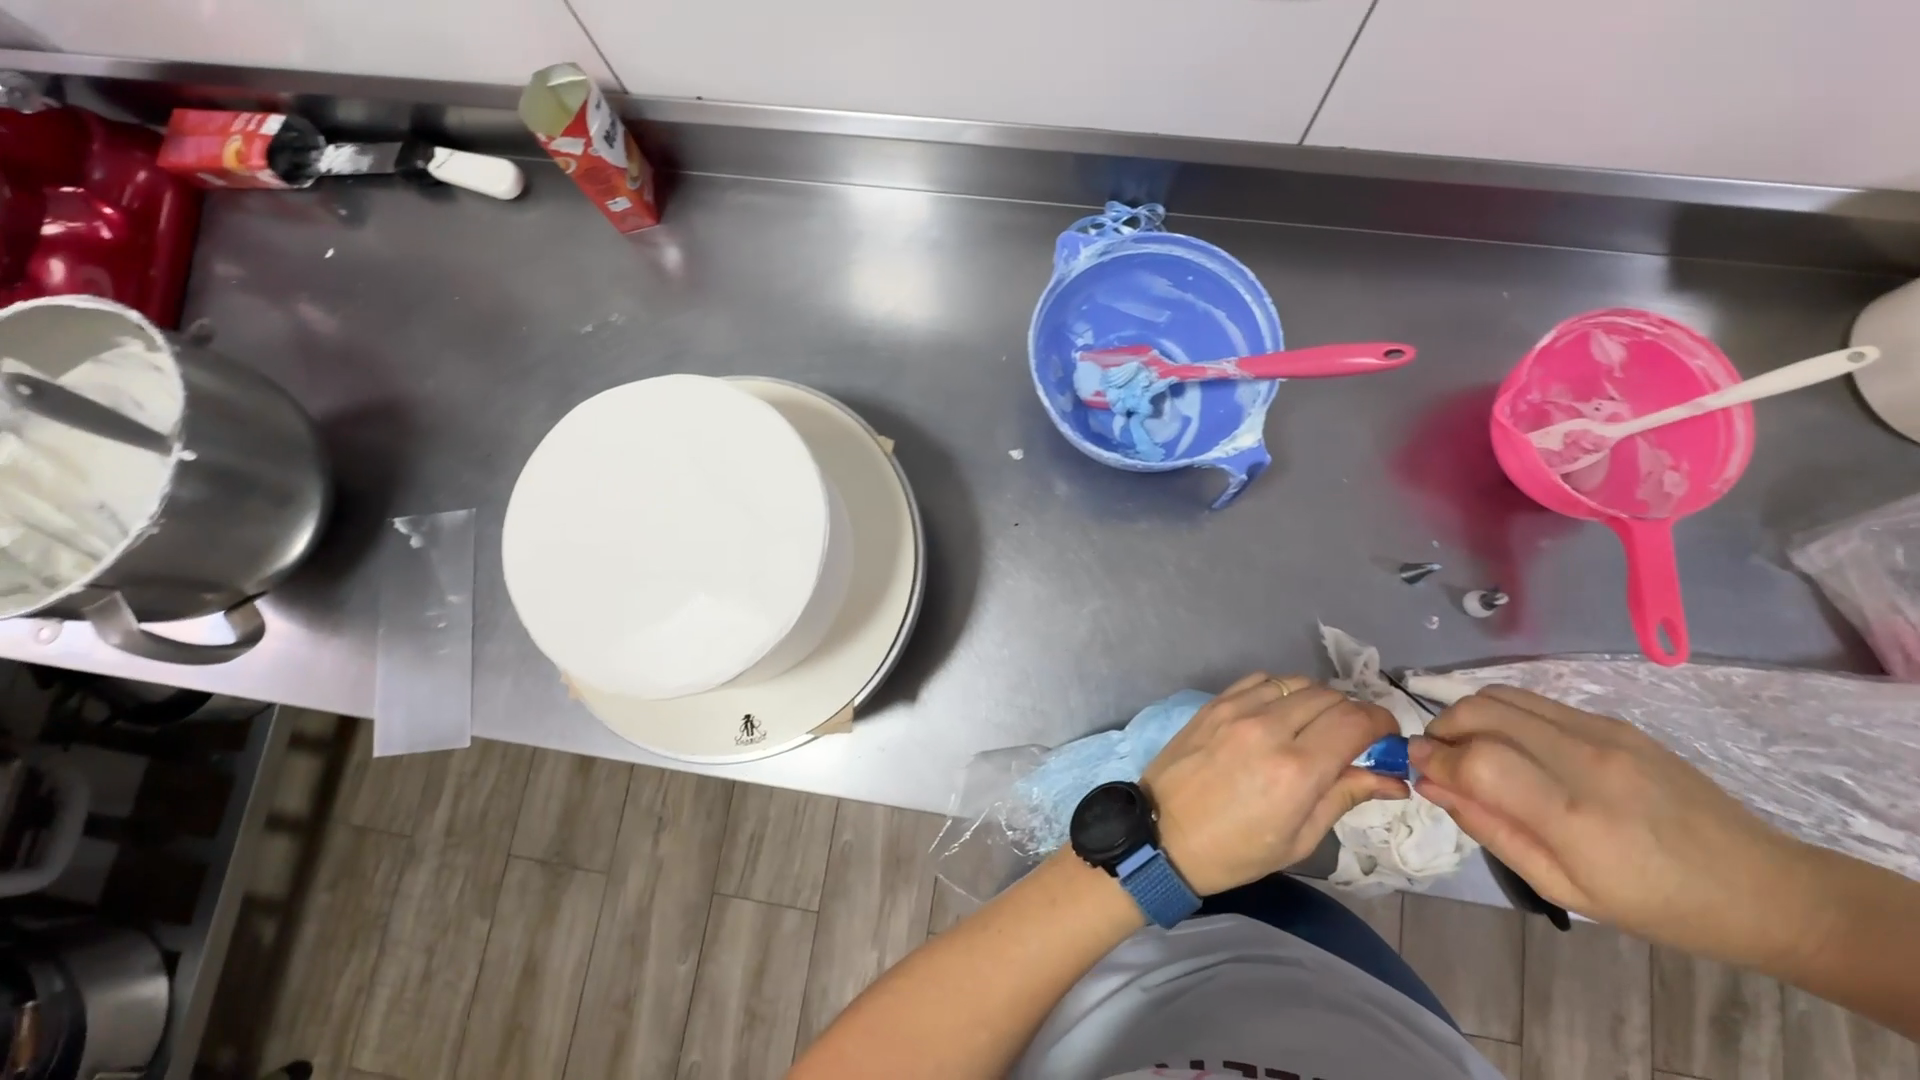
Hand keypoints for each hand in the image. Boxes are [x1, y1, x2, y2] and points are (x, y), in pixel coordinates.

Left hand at [1141, 673, 1405, 895]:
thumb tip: (1393, 778)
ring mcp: (1237, 711)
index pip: (1357, 721)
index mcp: (1297, 770)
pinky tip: (1280, 713)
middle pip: (1331, 697)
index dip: (1382, 724)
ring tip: (1316, 726)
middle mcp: (1269, 729)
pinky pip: (1261, 680)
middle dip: (1352, 714)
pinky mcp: (1214, 704)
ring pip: (1297, 682)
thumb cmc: (1233, 852)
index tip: (1387, 738)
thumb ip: (1345, 797)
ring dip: (1318, 700)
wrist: (1161, 837)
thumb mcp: (1299, 839)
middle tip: (1353, 739)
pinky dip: (1282, 691)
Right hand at [1410, 685, 1815, 963]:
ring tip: (1467, 747)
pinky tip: (1513, 748)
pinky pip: (1538, 703)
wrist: (1762, 887)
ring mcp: (1604, 733)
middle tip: (1435, 756)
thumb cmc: (1657, 906)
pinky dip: (1505, 715)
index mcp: (1573, 815)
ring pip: (1504, 694)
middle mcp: (1585, 758)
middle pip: (1481, 709)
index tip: (1413, 767)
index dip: (1432, 757)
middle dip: (1442, 726)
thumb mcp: (1561, 887)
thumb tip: (1432, 783)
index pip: (1476, 759)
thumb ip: (1490, 828)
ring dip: (1469, 714)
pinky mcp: (1616, 723)